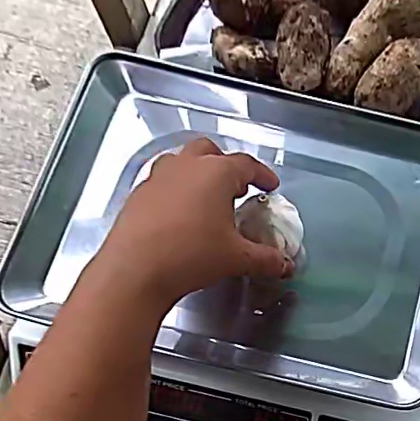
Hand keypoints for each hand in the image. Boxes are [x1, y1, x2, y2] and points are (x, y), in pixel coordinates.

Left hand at [84, 137, 290, 316]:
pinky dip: (177, 191)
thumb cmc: (190, 255)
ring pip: (182, 162)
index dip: (262, 175)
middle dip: (227, 165)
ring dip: (198, 173)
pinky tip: (182, 215)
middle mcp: (185, 165)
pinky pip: (163, 183)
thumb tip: (283, 265)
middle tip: (238, 186)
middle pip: (210, 151)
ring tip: (208, 197)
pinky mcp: (139, 194)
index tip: (269, 184)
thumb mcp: (236, 258)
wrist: (136, 269)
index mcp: (216, 172)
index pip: (246, 164)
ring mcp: (158, 177)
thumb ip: (265, 259)